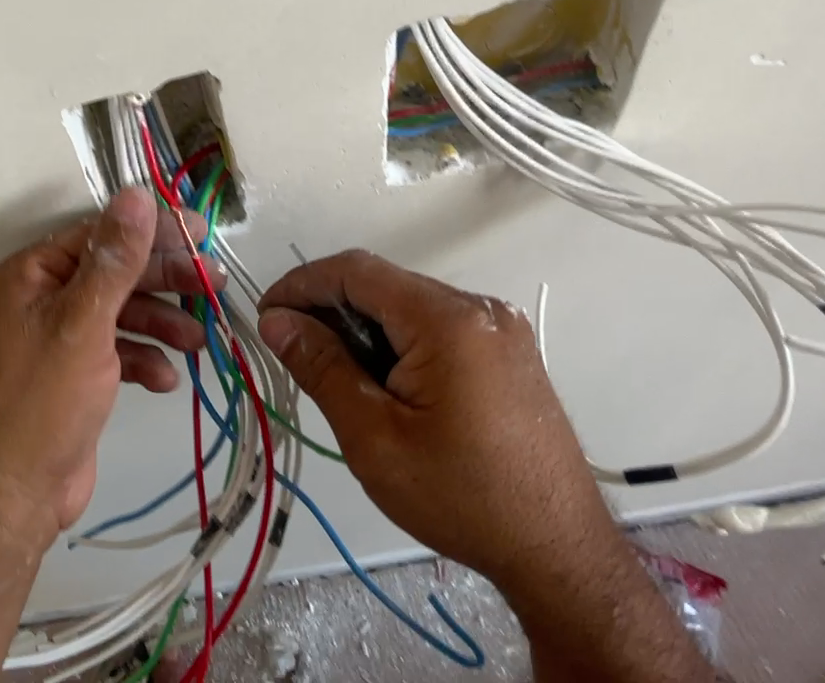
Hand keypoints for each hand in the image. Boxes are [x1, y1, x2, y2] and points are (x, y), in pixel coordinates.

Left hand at [0, 187, 219, 541]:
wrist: (11, 496)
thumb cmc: (41, 402)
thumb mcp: (82, 323)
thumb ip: (114, 260)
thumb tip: (135, 194)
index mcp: (32, 275)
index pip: (99, 235)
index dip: (150, 231)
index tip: (199, 234)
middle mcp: (41, 299)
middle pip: (113, 273)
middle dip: (163, 280)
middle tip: (213, 284)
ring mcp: (56, 340)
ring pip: (119, 314)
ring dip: (159, 323)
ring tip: (198, 340)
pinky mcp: (72, 377)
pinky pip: (114, 352)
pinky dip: (142, 359)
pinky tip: (165, 379)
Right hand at [257, 252, 714, 681]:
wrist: (558, 553)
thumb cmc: (460, 496)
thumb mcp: (374, 437)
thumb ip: (322, 367)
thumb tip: (275, 319)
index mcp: (448, 320)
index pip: (356, 271)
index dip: (301, 284)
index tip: (265, 316)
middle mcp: (479, 309)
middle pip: (383, 284)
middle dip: (328, 307)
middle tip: (291, 351)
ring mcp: (499, 329)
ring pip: (407, 304)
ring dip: (361, 326)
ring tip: (332, 373)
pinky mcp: (507, 352)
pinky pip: (435, 325)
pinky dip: (395, 340)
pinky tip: (380, 381)